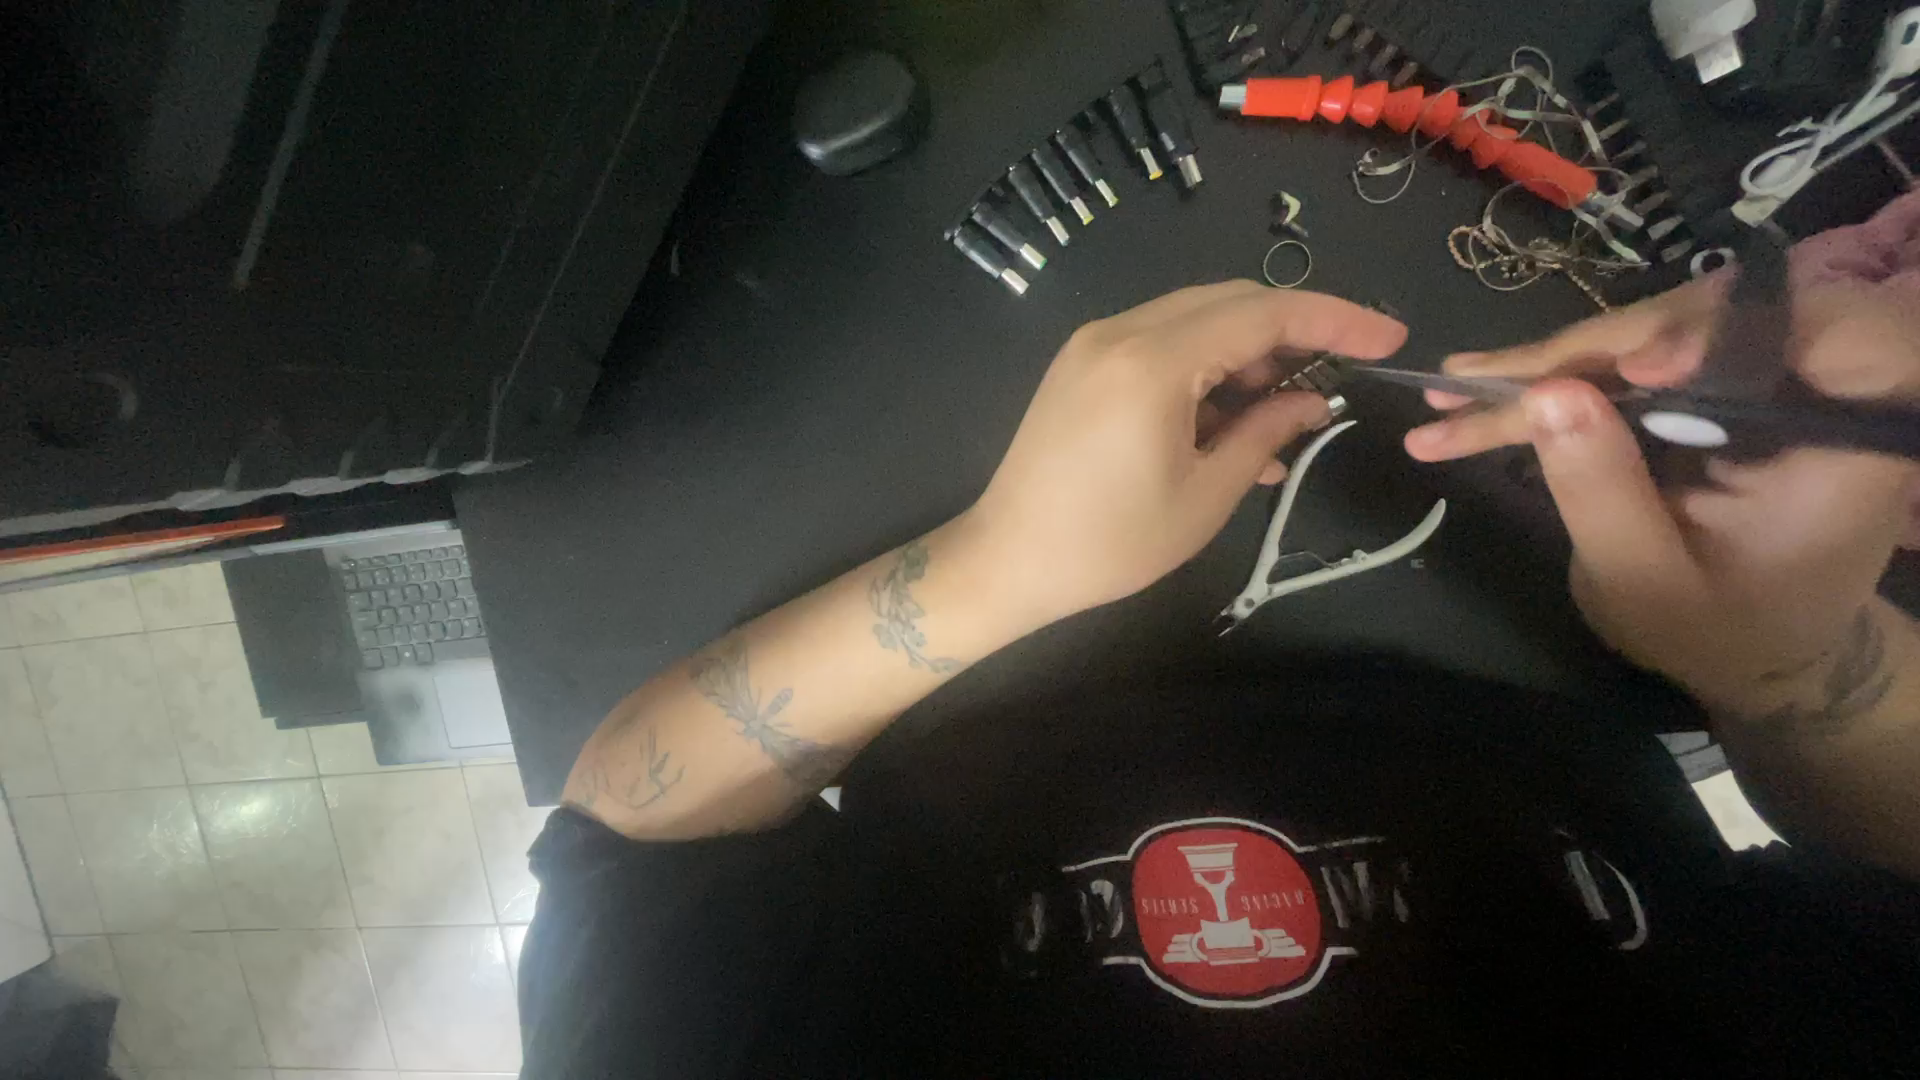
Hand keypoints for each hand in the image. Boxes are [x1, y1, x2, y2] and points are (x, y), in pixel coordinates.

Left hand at [963, 281, 1407, 622]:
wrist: (1007, 560)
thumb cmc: (1107, 545)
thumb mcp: (1204, 496)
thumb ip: (1266, 434)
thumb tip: (1314, 402)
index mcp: (1151, 363)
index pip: (1264, 312)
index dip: (1336, 320)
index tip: (1388, 340)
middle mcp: (1117, 333)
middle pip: (1227, 304)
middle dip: (1290, 335)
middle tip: (1332, 382)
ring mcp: (1090, 346)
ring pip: (1191, 322)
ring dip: (1243, 357)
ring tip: (1279, 416)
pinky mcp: (1077, 367)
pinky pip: (1156, 348)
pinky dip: (1199, 373)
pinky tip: (1226, 423)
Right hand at [1403, 278, 1919, 711]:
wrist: (1742, 644)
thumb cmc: (1709, 628)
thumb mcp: (1643, 577)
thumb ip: (1600, 490)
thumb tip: (1544, 395)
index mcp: (1843, 446)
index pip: (1840, 338)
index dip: (1738, 334)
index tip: (1640, 369)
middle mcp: (1810, 396)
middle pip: (1706, 325)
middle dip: (1583, 351)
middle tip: (1474, 382)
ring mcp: (1750, 387)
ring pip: (1646, 338)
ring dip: (1543, 363)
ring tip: (1451, 389)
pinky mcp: (1699, 393)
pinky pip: (1621, 364)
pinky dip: (1544, 379)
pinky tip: (1475, 393)